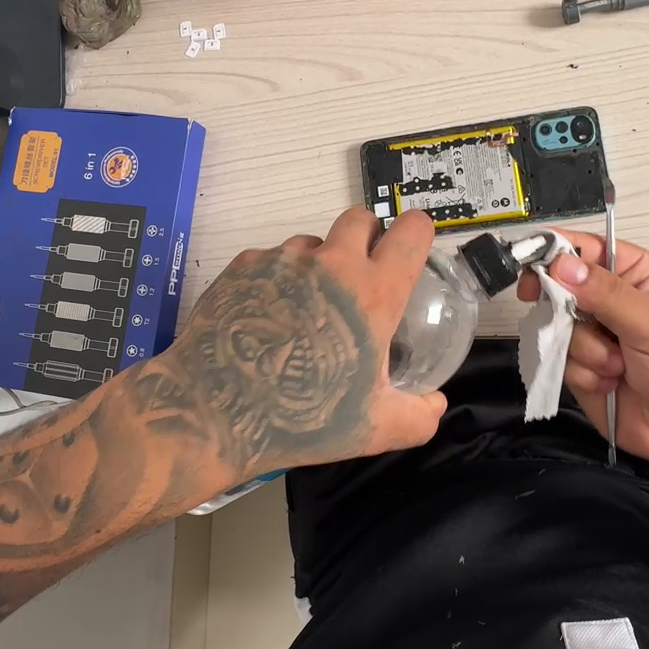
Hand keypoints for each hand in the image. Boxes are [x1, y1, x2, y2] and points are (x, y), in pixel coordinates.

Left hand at [162, 207, 447, 478]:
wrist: (214, 409)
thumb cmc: (303, 417)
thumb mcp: (375, 429)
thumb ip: (419, 415)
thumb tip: (434, 402)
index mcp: (372, 292)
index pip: (410, 232)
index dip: (418, 233)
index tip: (411, 250)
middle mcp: (330, 263)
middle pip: (360, 218)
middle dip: (368, 237)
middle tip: (361, 276)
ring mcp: (283, 259)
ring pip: (313, 242)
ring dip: (320, 263)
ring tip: (307, 308)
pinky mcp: (244, 265)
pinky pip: (272, 260)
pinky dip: (279, 279)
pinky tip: (268, 317)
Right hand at [517, 232, 648, 468]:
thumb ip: (607, 293)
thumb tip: (561, 264)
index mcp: (639, 275)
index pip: (590, 249)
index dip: (558, 253)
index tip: (534, 268)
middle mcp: (613, 299)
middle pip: (562, 284)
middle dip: (567, 308)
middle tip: (561, 316)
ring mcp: (595, 332)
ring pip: (559, 324)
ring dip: (585, 349)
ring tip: (618, 366)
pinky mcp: (581, 363)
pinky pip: (560, 356)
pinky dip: (582, 371)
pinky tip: (609, 383)